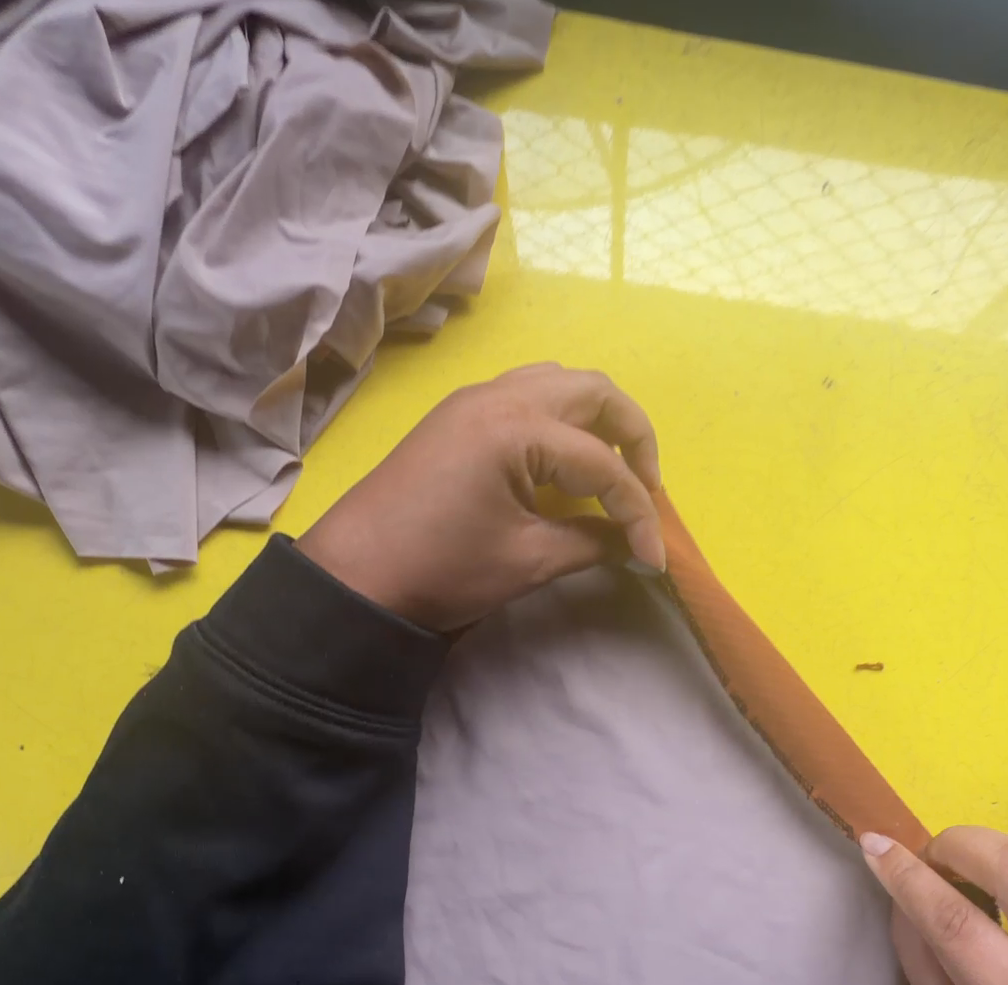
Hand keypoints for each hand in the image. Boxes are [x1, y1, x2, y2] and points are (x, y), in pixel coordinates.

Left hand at [296, 363, 663, 630]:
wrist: (353, 577)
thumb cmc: (441, 569)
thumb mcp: (528, 560)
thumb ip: (593, 542)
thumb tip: (634, 545)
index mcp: (517, 428)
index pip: (603, 465)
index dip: (638, 514)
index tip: (654, 558)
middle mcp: (500, 395)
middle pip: (594, 392)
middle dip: (633, 437)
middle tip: (645, 488)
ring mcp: (475, 398)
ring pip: (560, 382)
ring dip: (597, 418)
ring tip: (610, 468)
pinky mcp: (459, 414)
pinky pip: (527, 393)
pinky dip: (561, 417)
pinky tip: (563, 459)